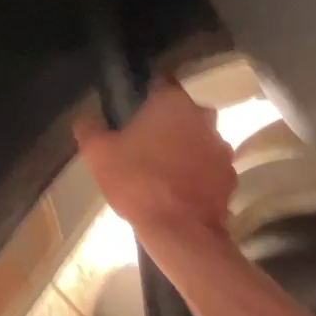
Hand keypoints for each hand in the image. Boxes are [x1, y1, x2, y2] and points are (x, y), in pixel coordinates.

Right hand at [75, 78, 235, 236]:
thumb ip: (89, 129)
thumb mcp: (97, 154)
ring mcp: (221, 146)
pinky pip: (208, 166)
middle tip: (142, 143)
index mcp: (171, 102)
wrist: (180, 231)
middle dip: (165, 123)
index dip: (142, 96)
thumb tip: (85, 118)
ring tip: (161, 170)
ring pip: (197, 138)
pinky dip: (197, 172)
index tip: (130, 111)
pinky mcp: (230, 175)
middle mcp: (203, 116)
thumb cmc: (137, 182)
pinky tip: (178, 189)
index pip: (157, 84)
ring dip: (183, 147)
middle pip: (180, 111)